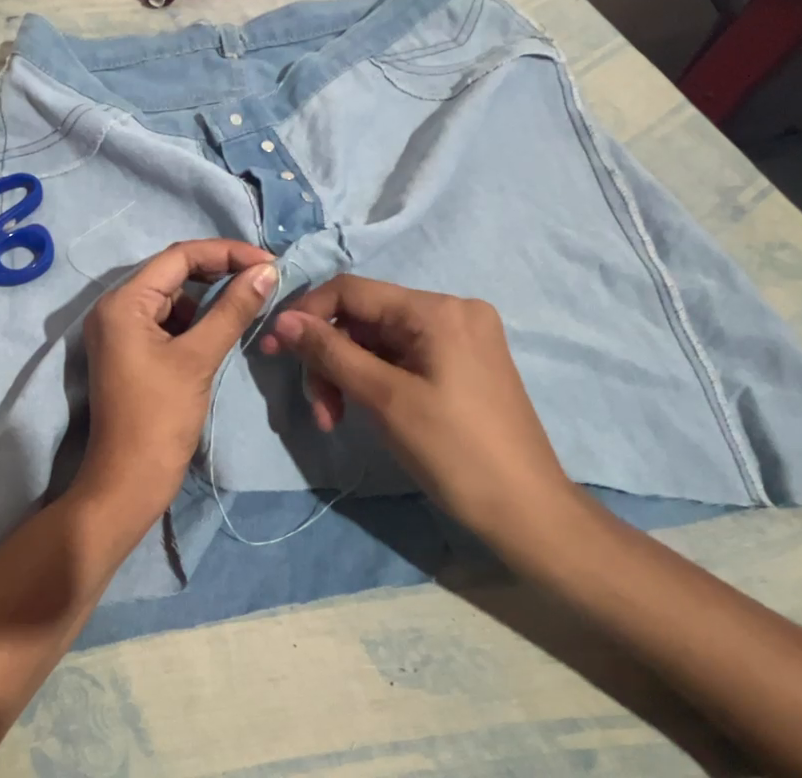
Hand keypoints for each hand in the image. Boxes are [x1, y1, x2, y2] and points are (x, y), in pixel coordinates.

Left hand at [79, 240, 276, 515]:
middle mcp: (115, 307)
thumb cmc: (159, 418)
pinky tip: (227, 326)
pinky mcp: (131, 351)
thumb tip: (266, 272)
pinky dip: (197, 319)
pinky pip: (168, 321)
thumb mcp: (198, 359)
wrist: (128, 480)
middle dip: (220, 272)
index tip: (269, 262)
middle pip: (174, 272)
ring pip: (173, 297)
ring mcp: (121, 330)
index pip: (178, 256)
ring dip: (211, 297)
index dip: (226, 253)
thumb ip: (232, 310)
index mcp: (122, 302)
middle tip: (266, 279)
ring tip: (253, 301)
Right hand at [257, 274, 575, 546]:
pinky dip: (373, 380)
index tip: (275, 350)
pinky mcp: (462, 363)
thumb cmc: (454, 451)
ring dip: (347, 374)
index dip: (307, 315)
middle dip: (329, 358)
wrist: (525, 511)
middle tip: (316, 408)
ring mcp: (460, 337)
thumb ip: (330, 352)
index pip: (351, 291)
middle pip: (363, 318)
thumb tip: (283, 319)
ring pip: (378, 340)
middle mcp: (451, 311)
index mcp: (437, 310)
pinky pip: (400, 357)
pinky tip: (360, 411)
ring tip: (333, 418)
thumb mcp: (384, 398)